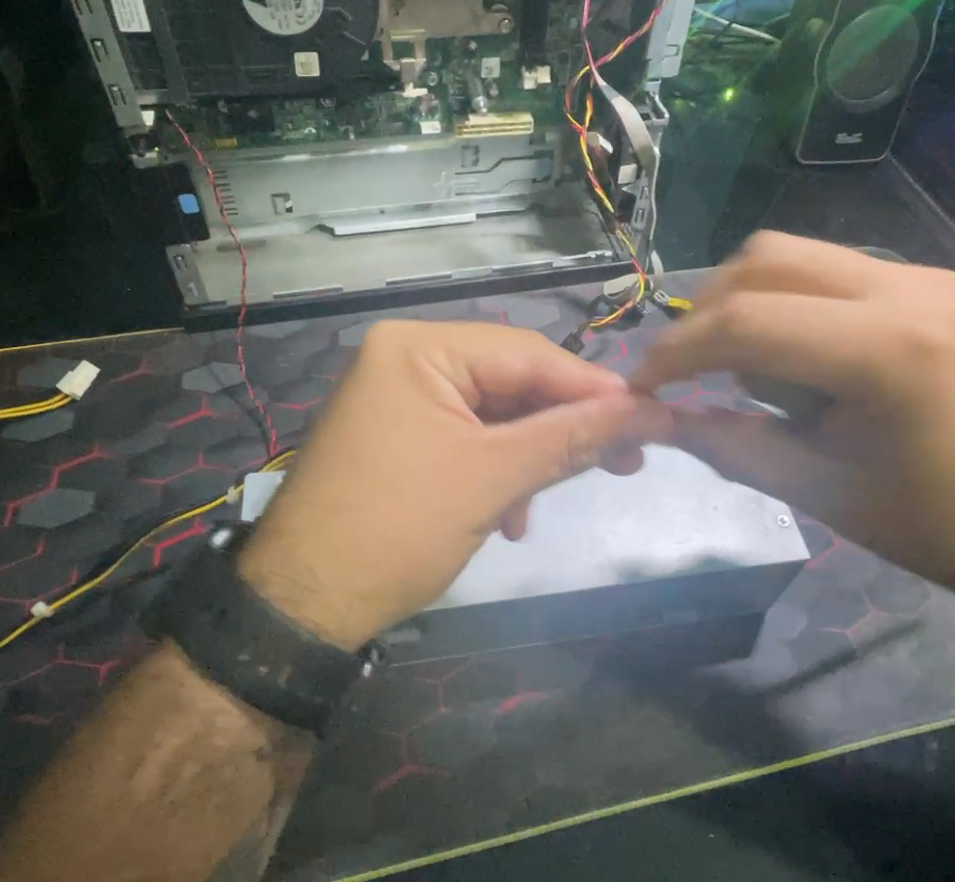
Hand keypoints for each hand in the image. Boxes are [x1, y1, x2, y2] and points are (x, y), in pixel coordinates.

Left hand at [238, 321, 669, 649]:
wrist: (302, 607)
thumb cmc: (395, 531)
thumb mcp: (491, 479)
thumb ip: (571, 437)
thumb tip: (649, 412)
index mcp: (418, 347)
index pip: (527, 352)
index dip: (592, 387)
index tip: (652, 417)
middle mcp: (406, 360)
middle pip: (512, 381)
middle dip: (565, 425)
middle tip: (628, 458)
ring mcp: (400, 400)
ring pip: (495, 415)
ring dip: (533, 455)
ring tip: (562, 493)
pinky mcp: (401, 438)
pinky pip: (469, 440)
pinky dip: (499, 471)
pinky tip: (512, 516)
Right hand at [629, 232, 954, 641]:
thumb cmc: (948, 532)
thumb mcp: (825, 493)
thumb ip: (734, 445)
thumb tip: (662, 418)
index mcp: (889, 350)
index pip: (745, 323)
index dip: (676, 353)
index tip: (641, 388)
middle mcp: (910, 288)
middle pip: (766, 259)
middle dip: (709, 312)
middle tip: (688, 372)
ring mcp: (931, 278)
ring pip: (801, 257)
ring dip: (753, 304)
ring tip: (759, 377)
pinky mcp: (942, 286)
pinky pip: (839, 275)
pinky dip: (798, 307)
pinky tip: (807, 363)